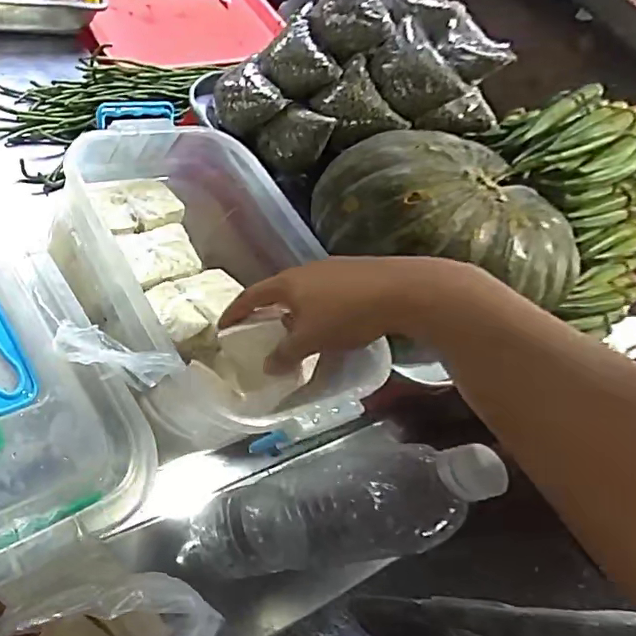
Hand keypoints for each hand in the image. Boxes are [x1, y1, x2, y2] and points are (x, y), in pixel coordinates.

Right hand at [220, 256, 508, 372]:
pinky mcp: (360, 272)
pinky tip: (330, 322)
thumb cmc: (349, 314)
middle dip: (265, 310)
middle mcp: (306, 270)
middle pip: (276, 290)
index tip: (224, 326)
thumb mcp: (310, 340)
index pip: (249, 296)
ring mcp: (334, 269)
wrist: (411, 290)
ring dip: (293, 309)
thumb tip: (268, 367)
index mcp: (286, 283)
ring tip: (295, 328)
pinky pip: (326, 292)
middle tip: (258, 327)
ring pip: (303, 291)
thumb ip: (285, 354)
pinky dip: (318, 307)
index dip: (234, 312)